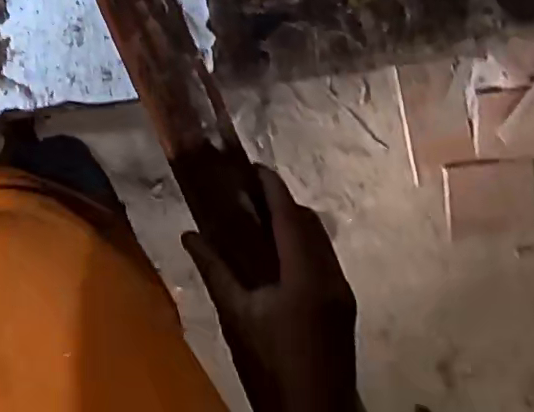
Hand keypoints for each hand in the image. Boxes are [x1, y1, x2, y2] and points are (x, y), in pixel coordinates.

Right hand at [183, 166, 359, 411]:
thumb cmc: (271, 366)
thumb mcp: (237, 318)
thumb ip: (215, 271)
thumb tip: (189, 235)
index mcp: (304, 273)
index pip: (289, 214)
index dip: (272, 186)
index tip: (252, 167)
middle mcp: (330, 273)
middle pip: (308, 220)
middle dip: (282, 201)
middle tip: (250, 193)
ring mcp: (342, 288)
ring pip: (320, 237)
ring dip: (294, 221)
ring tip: (262, 218)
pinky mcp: (345, 301)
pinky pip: (325, 255)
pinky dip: (304, 243)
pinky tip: (281, 253)